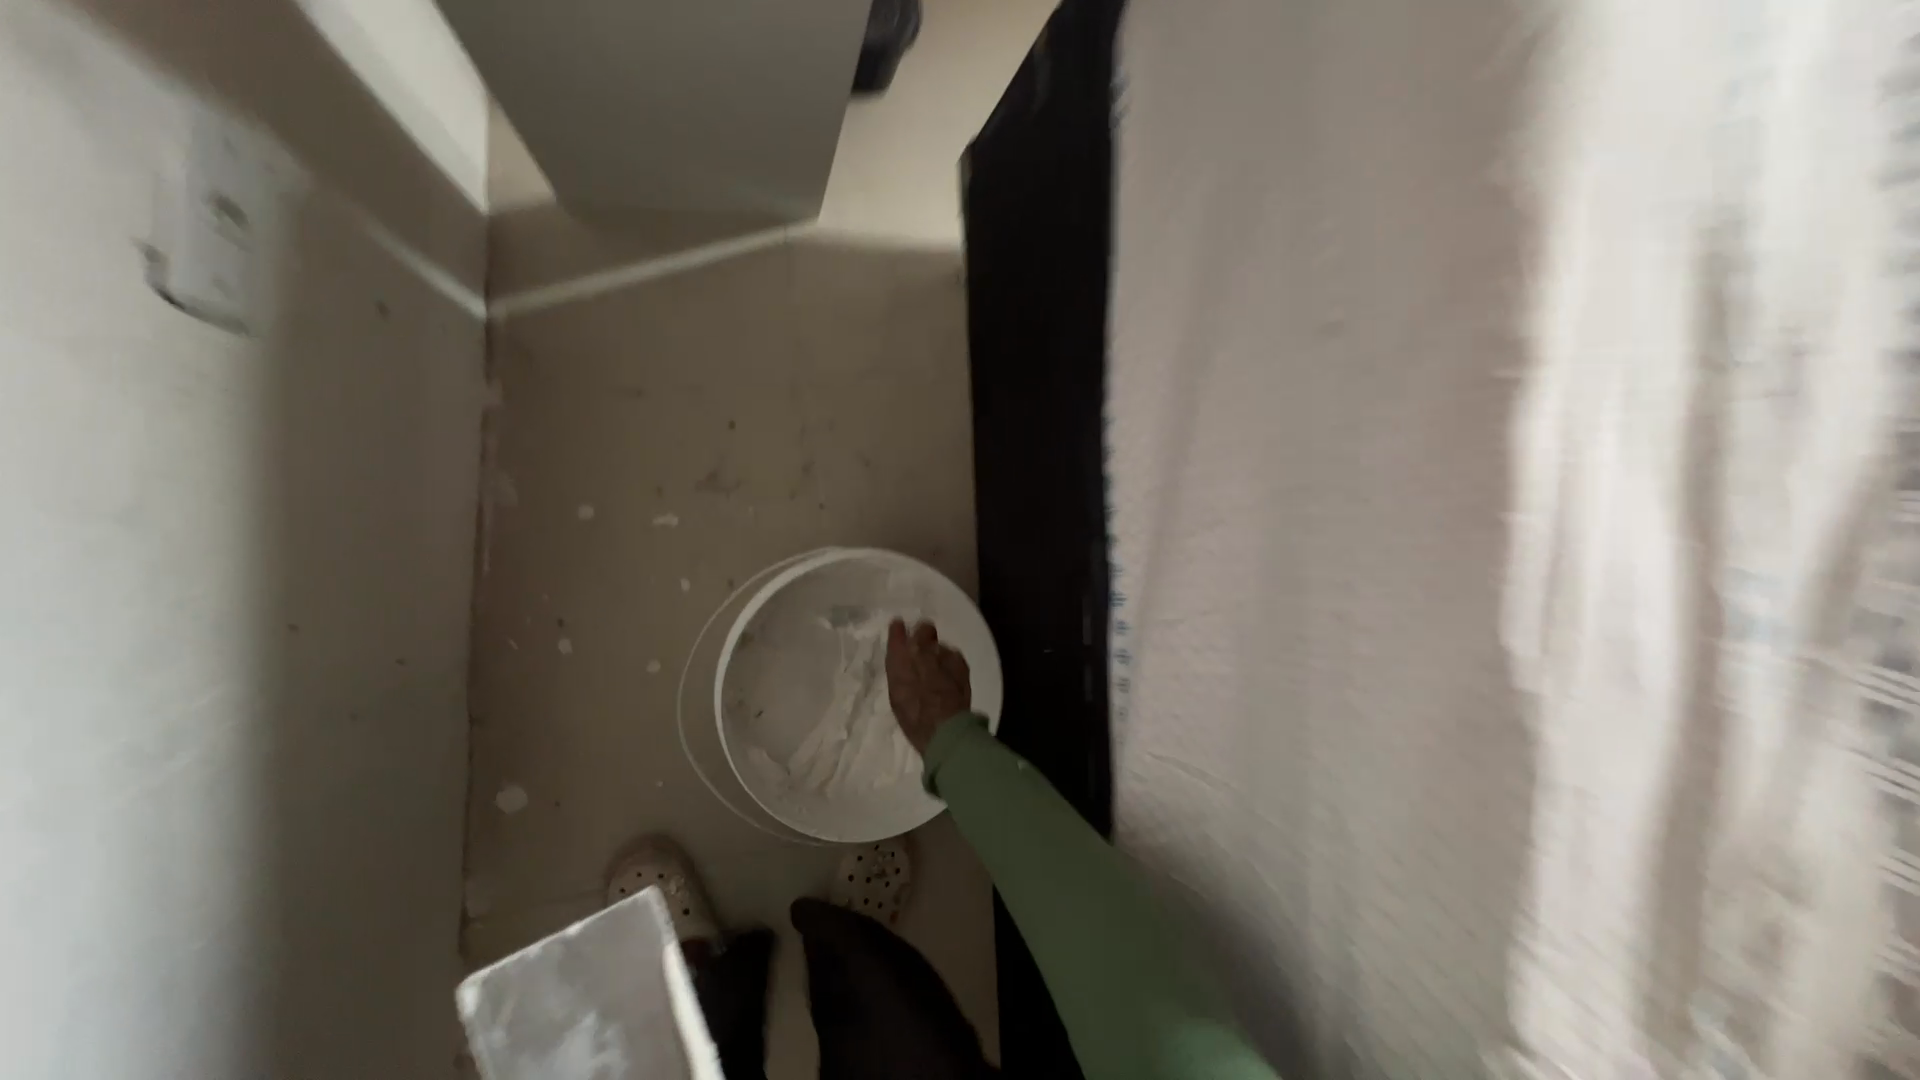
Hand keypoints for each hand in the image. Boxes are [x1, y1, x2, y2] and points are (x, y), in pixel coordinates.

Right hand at [885, 618, 971, 752]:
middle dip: (923, 634)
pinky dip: (951, 662)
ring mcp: (944, 654)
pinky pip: (953, 654)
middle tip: (922, 648)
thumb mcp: (897, 695)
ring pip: (939, 643)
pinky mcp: (961, 663)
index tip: (899, 629)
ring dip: (938, 652)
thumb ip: (899, 671)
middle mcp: (921, 650)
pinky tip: (950, 676)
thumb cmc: (913, 717)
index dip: (899, 630)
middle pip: (924, 628)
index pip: (897, 631)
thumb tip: (903, 659)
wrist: (944, 727)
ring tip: (939, 670)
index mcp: (900, 659)